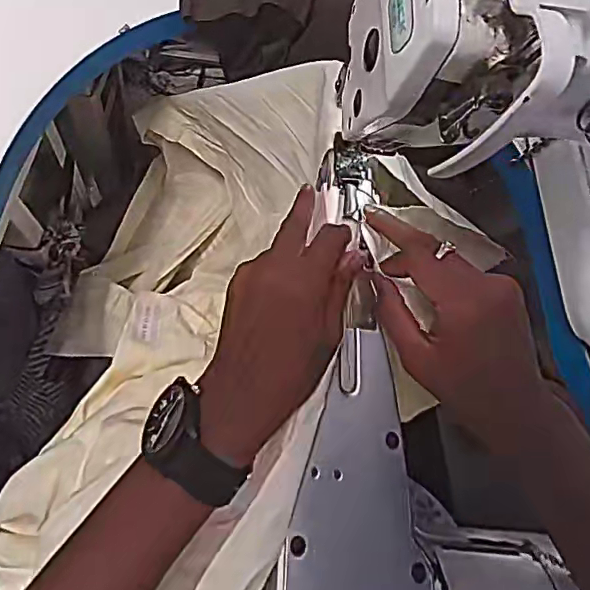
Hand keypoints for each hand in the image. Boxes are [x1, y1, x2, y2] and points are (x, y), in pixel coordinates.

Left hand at [197, 187, 359, 466]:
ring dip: (292, 246)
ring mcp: (252, 275)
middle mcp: (274, 270)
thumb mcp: (328, 334)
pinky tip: (286, 287)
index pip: (329, 238)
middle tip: (313, 194)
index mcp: (304, 281)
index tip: (348, 238)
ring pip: (278, 247)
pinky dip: (277, 266)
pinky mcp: (238, 284)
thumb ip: (339, 289)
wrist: (239, 395)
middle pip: (294, 225)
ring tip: (307, 264)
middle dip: (306, 207)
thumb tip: (351, 261)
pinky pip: (263, 264)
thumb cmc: (285, 375)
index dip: (342, 234)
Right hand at [364, 207, 554, 454]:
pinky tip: (437, 300)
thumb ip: (392, 313)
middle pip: (436, 251)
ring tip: (409, 288)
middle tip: (384, 269)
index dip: (393, 231)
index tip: (376, 219)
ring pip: (451, 259)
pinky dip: (447, 277)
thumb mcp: (418, 359)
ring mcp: (502, 286)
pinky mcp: (508, 288)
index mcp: (464, 304)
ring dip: (427, 267)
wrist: (517, 407)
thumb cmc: (473, 393)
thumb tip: (376, 281)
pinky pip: (467, 270)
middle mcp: (488, 288)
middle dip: (406, 255)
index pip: (422, 251)